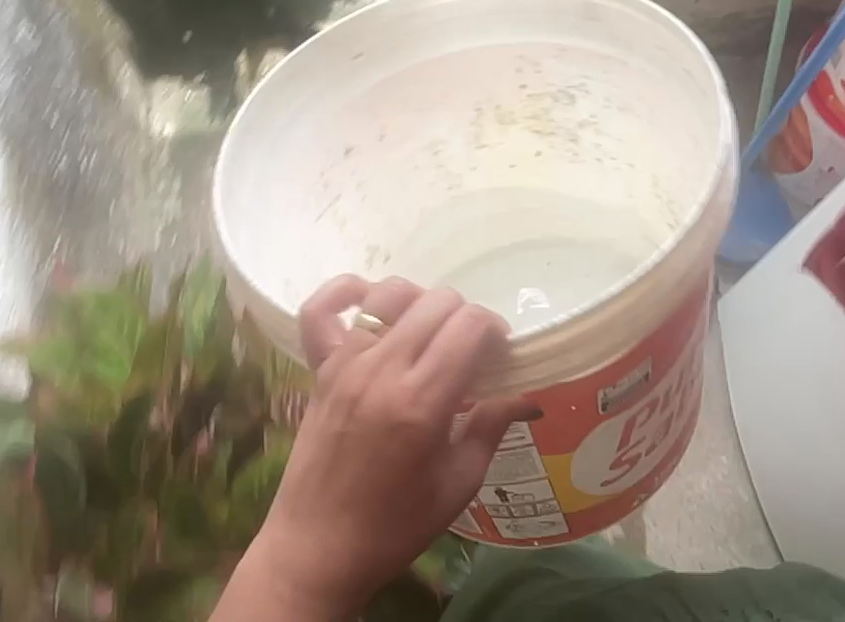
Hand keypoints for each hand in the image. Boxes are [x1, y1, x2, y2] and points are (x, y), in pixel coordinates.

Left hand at [220, 278, 531, 621]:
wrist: (316, 551)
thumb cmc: (395, 525)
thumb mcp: (459, 482)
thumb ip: (493, 425)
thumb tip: (529, 394)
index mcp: (423, 403)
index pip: (470, 325)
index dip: (494, 329)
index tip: (499, 352)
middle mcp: (383, 371)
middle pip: (438, 302)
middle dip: (466, 317)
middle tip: (470, 351)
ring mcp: (345, 364)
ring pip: (390, 294)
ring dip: (420, 303)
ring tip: (428, 333)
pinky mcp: (319, 369)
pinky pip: (321, 309)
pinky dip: (345, 292)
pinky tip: (366, 301)